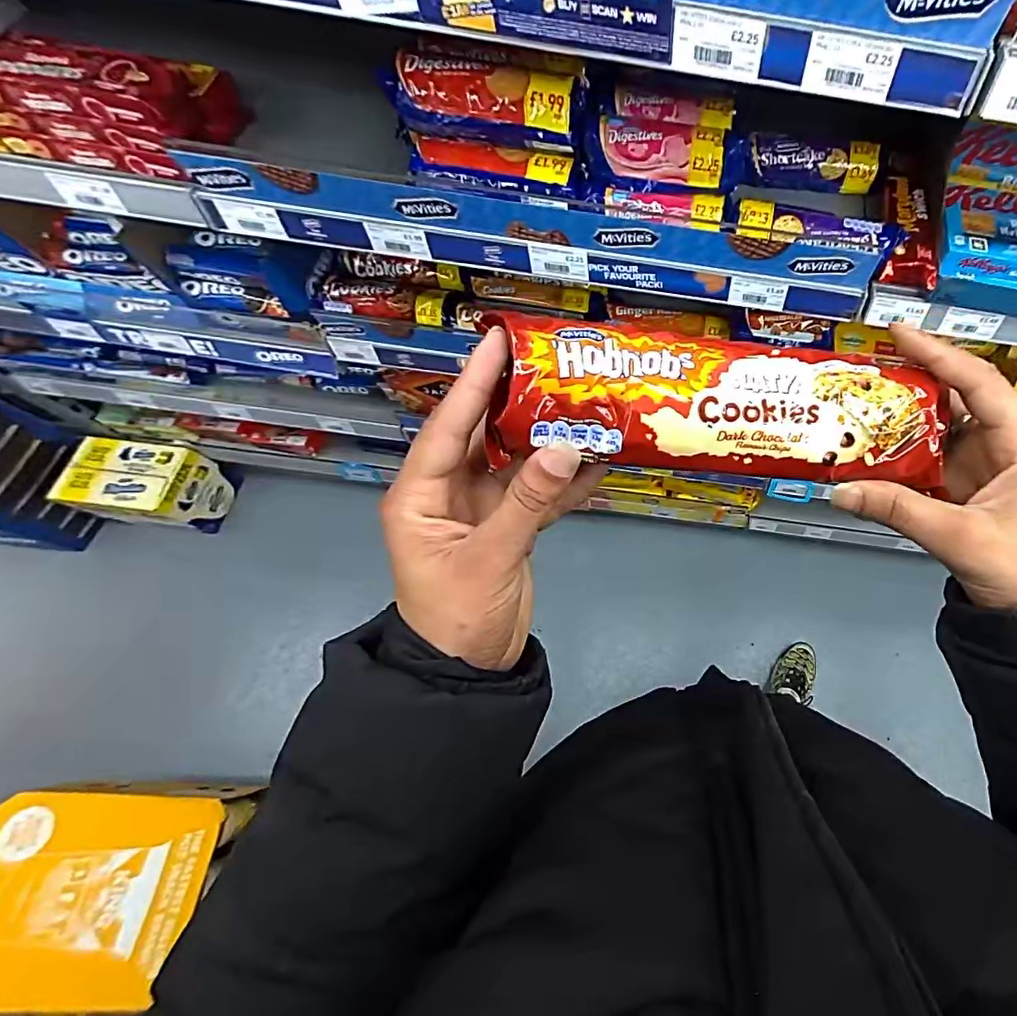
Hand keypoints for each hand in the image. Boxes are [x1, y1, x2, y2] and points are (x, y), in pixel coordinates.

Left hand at [381, 326, 606, 669]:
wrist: (468, 673)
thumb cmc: (456, 617)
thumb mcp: (489, 558)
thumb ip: (527, 502)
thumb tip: (565, 448)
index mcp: (421, 495)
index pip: (447, 428)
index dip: (471, 384)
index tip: (495, 343)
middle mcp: (447, 493)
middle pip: (480, 436)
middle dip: (510, 401)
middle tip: (542, 361)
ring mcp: (480, 510)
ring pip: (514, 463)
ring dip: (545, 441)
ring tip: (578, 404)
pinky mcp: (507, 528)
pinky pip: (536, 495)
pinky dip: (563, 484)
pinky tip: (595, 463)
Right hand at [831, 325, 1016, 610]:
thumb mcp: (958, 537)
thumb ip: (898, 509)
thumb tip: (845, 490)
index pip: (979, 384)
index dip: (939, 355)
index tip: (901, 334)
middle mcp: (1006, 444)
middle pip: (958, 393)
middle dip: (916, 374)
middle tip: (874, 361)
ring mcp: (984, 460)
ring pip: (941, 420)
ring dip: (906, 409)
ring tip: (867, 394)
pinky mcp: (966, 478)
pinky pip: (930, 449)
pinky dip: (903, 442)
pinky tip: (877, 438)